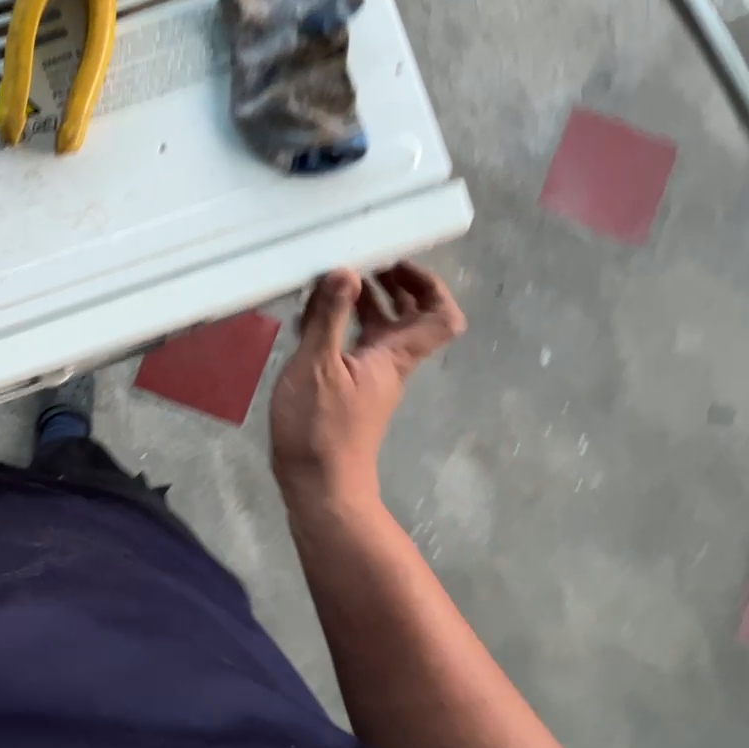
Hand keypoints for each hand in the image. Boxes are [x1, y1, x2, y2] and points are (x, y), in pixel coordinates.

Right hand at [270, 263, 464, 519]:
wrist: (318, 485)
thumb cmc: (321, 427)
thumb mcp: (318, 366)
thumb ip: (330, 318)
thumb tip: (347, 271)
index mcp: (393, 357)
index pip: (439, 317)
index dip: (428, 285)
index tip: (395, 262)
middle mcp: (388, 365)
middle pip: (409, 319)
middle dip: (391, 285)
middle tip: (360, 262)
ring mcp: (366, 379)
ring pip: (377, 331)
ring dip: (362, 303)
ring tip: (329, 282)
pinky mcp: (343, 391)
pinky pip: (351, 346)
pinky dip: (338, 326)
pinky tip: (308, 320)